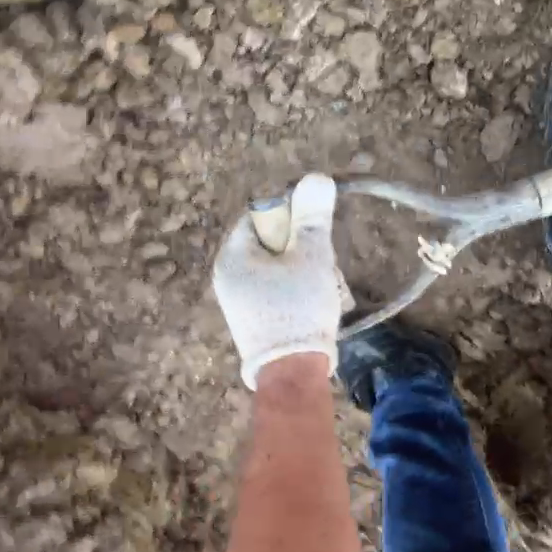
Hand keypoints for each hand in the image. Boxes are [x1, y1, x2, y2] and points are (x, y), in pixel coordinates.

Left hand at [212, 173, 345, 388]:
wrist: (292, 373)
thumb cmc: (299, 308)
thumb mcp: (311, 257)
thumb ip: (313, 218)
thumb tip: (318, 177)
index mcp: (233, 256)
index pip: (261, 215)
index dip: (291, 216)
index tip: (316, 232)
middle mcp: (227, 276)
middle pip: (271, 242)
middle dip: (302, 247)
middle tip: (324, 263)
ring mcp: (238, 301)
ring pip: (278, 267)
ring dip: (304, 270)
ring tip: (324, 287)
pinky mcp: (253, 320)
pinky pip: (276, 290)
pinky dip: (297, 290)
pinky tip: (315, 303)